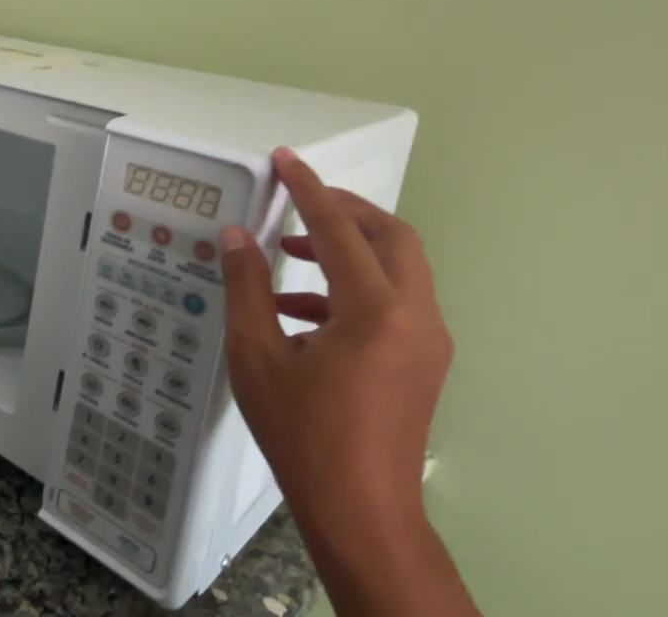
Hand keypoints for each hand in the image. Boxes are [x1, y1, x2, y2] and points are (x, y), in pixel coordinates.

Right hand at [220, 148, 469, 614]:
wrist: (361, 509)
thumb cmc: (302, 431)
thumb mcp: (256, 354)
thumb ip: (248, 287)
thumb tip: (239, 237)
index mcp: (375, 312)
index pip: (340, 230)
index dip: (309, 189)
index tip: (285, 159)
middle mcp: (416, 318)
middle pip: (393, 238)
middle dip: (346, 210)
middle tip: (299, 199)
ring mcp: (428, 343)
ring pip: (399, 269)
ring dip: (348, 249)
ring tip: (289, 256)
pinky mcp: (423, 363)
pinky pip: (395, 302)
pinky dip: (352, 286)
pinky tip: (300, 310)